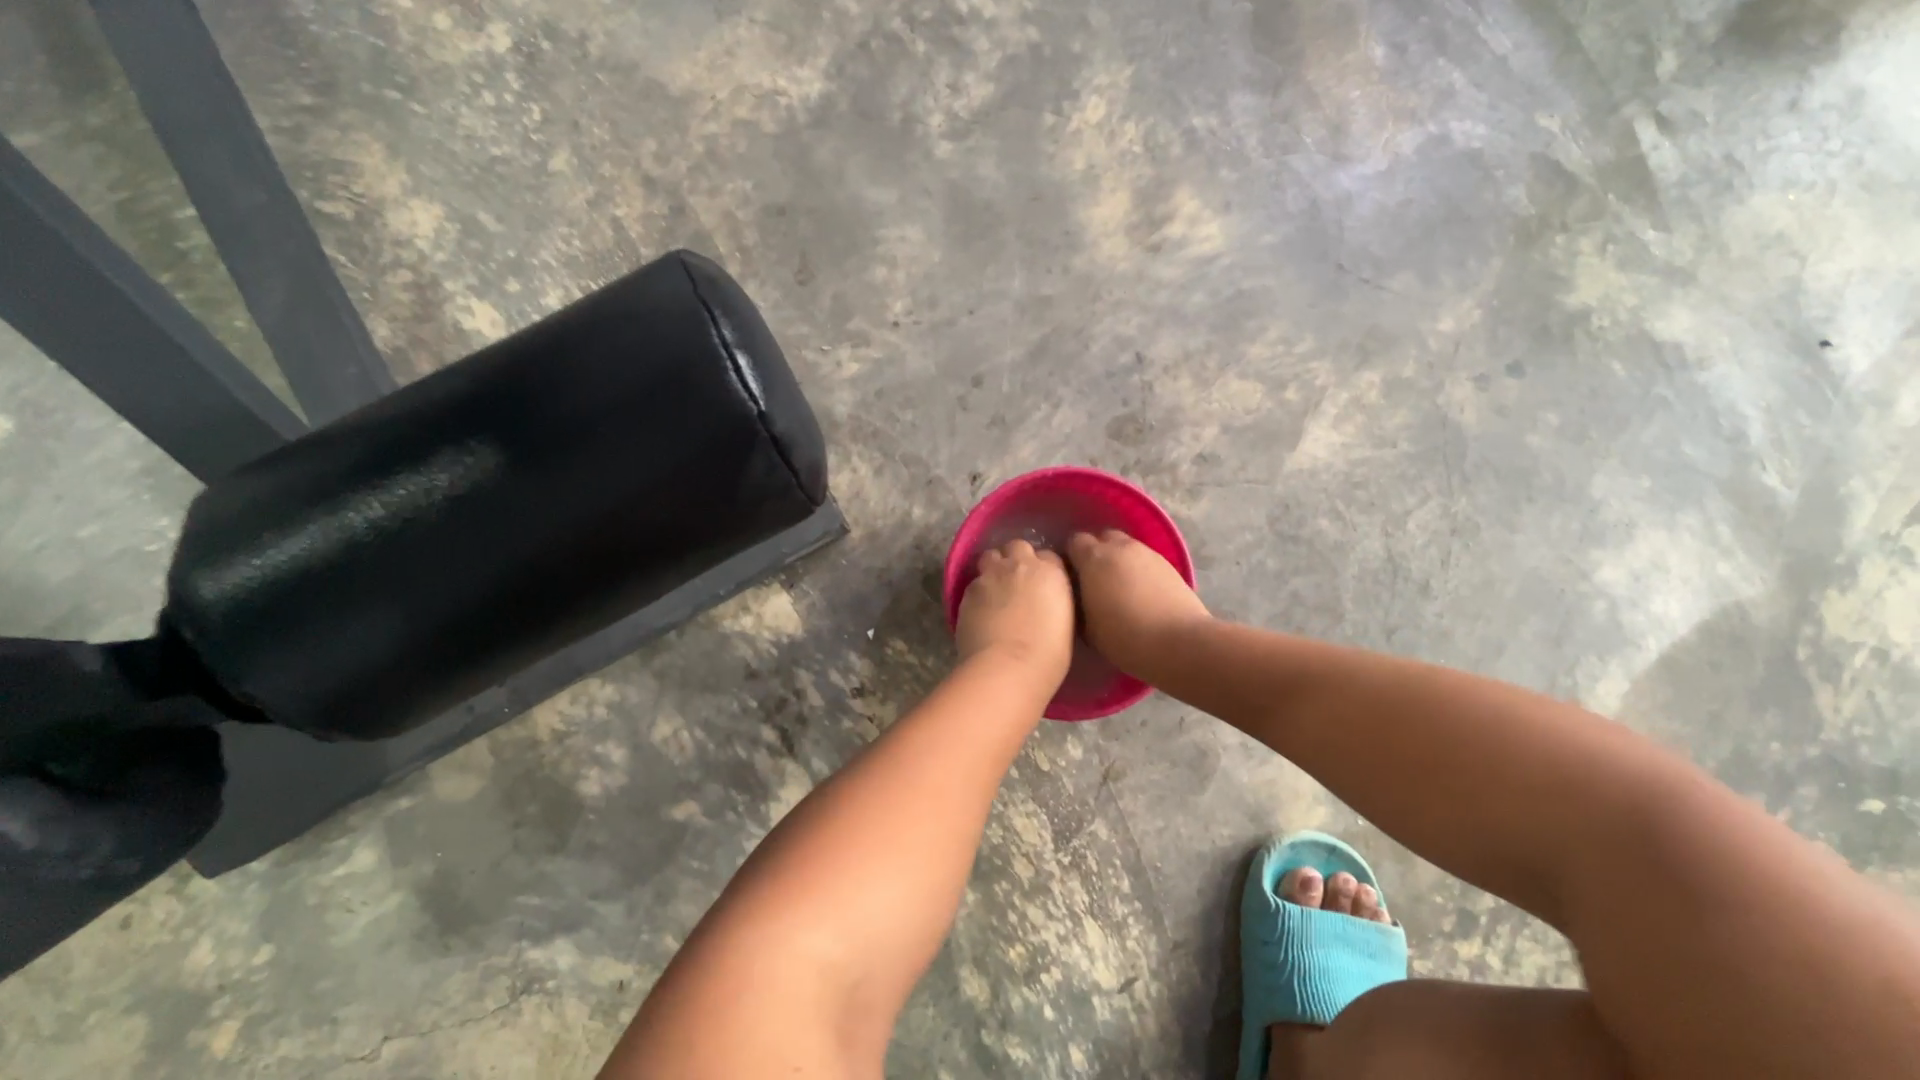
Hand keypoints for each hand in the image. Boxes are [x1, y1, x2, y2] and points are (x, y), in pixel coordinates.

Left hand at [955, 540, 1074, 687]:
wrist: (1007, 667)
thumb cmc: (1047, 656)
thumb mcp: (1065, 624)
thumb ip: (1054, 603)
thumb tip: (1045, 604)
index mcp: (1051, 573)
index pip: (1049, 556)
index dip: (1044, 569)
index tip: (1043, 585)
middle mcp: (1020, 565)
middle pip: (1017, 546)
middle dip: (1017, 559)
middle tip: (1017, 582)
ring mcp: (991, 575)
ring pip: (990, 557)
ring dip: (994, 568)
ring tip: (995, 590)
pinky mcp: (967, 590)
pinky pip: (974, 581)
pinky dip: (979, 591)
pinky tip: (980, 610)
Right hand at [1066, 529, 1210, 676]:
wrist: (1178, 641)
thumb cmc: (1124, 636)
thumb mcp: (1087, 627)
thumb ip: (1078, 602)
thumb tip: (1079, 595)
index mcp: (1094, 558)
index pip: (1074, 542)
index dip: (1070, 557)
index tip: (1070, 577)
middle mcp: (1121, 547)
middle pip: (1102, 538)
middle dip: (1096, 553)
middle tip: (1094, 580)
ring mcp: (1148, 553)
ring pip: (1126, 548)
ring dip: (1119, 561)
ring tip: (1119, 587)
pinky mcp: (1169, 565)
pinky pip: (1145, 560)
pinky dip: (1138, 570)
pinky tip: (1141, 593)